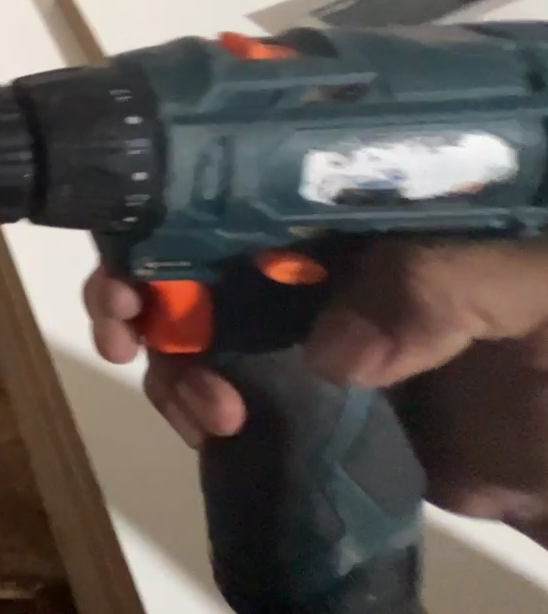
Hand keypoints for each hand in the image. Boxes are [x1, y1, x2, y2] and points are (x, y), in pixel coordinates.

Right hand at [86, 241, 547, 540]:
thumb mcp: (542, 292)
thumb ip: (445, 290)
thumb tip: (331, 357)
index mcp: (334, 219)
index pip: (221, 196)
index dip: (159, 219)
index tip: (130, 261)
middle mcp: (290, 263)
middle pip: (173, 257)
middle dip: (128, 291)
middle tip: (120, 331)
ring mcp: (279, 329)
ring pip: (174, 323)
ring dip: (160, 360)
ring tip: (206, 414)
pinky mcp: (280, 391)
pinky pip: (202, 384)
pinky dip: (183, 403)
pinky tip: (208, 429)